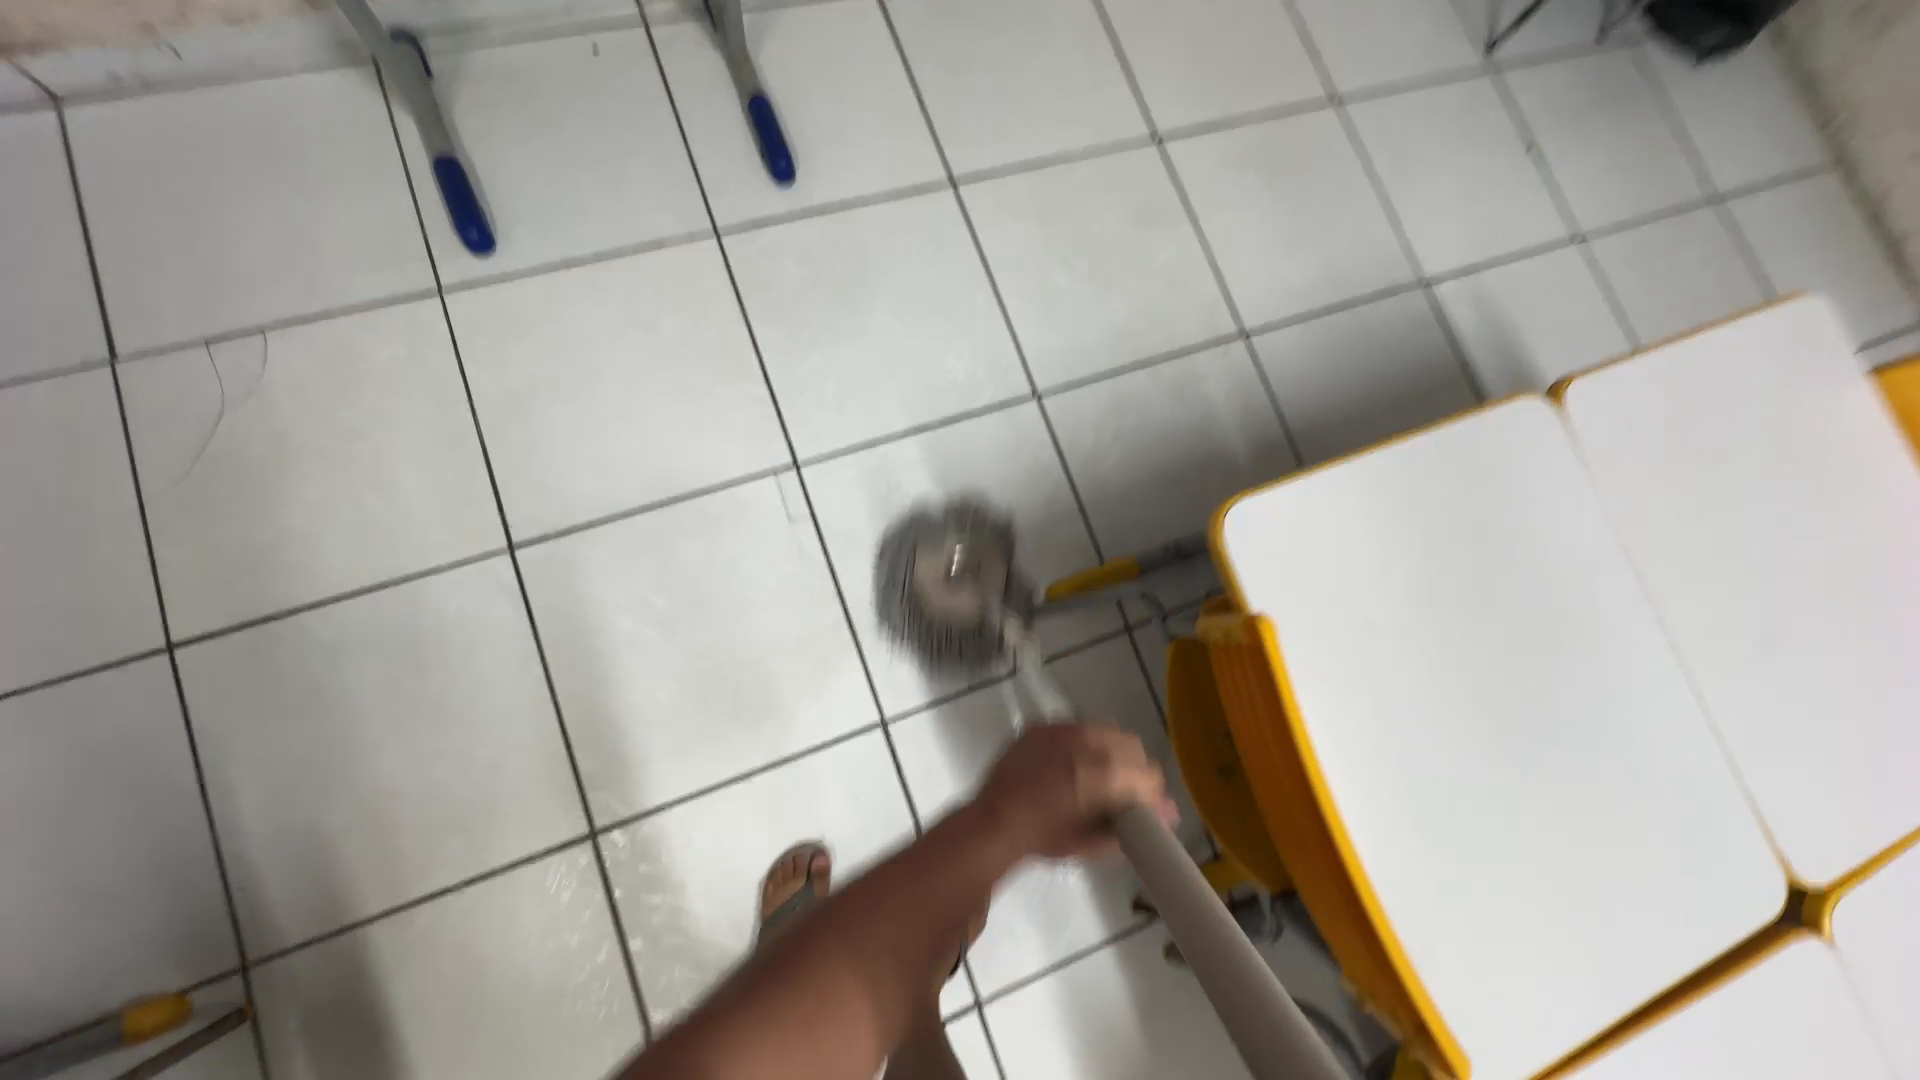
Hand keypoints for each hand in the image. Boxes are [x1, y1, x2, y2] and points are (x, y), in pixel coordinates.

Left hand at [969, 723, 1179, 860]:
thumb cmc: (1041, 838)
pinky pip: (1077, 726)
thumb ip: (1133, 827)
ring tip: (1101, 774)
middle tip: (1126, 791)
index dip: (1152, 791)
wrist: (991, 822)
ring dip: (1112, 751)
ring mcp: (1059, 730)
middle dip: (1134, 768)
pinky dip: (1085, 742)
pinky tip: (1075, 762)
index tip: (1149, 805)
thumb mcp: (1089, 843)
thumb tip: (1169, 816)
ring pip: (1106, 730)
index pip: (1146, 774)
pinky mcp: (1041, 725)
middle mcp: (1082, 744)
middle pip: (1130, 746)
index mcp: (1098, 775)